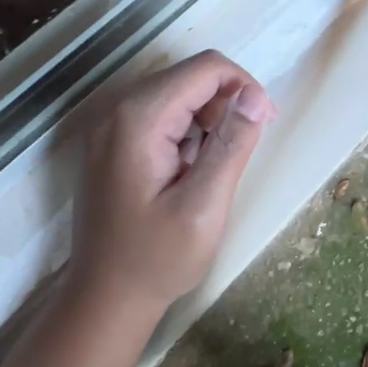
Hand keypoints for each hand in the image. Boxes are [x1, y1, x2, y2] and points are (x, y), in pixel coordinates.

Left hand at [69, 50, 274, 309]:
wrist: (103, 298)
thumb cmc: (157, 258)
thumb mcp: (204, 206)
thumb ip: (231, 145)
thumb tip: (256, 95)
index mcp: (139, 118)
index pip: (206, 68)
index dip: (244, 87)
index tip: (263, 125)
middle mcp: (117, 107)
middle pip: (189, 75)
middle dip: (226, 102)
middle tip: (240, 151)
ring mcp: (109, 122)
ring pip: (177, 89)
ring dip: (207, 115)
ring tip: (213, 165)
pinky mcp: (110, 138)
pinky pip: (159, 110)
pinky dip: (186, 126)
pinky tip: (189, 167)